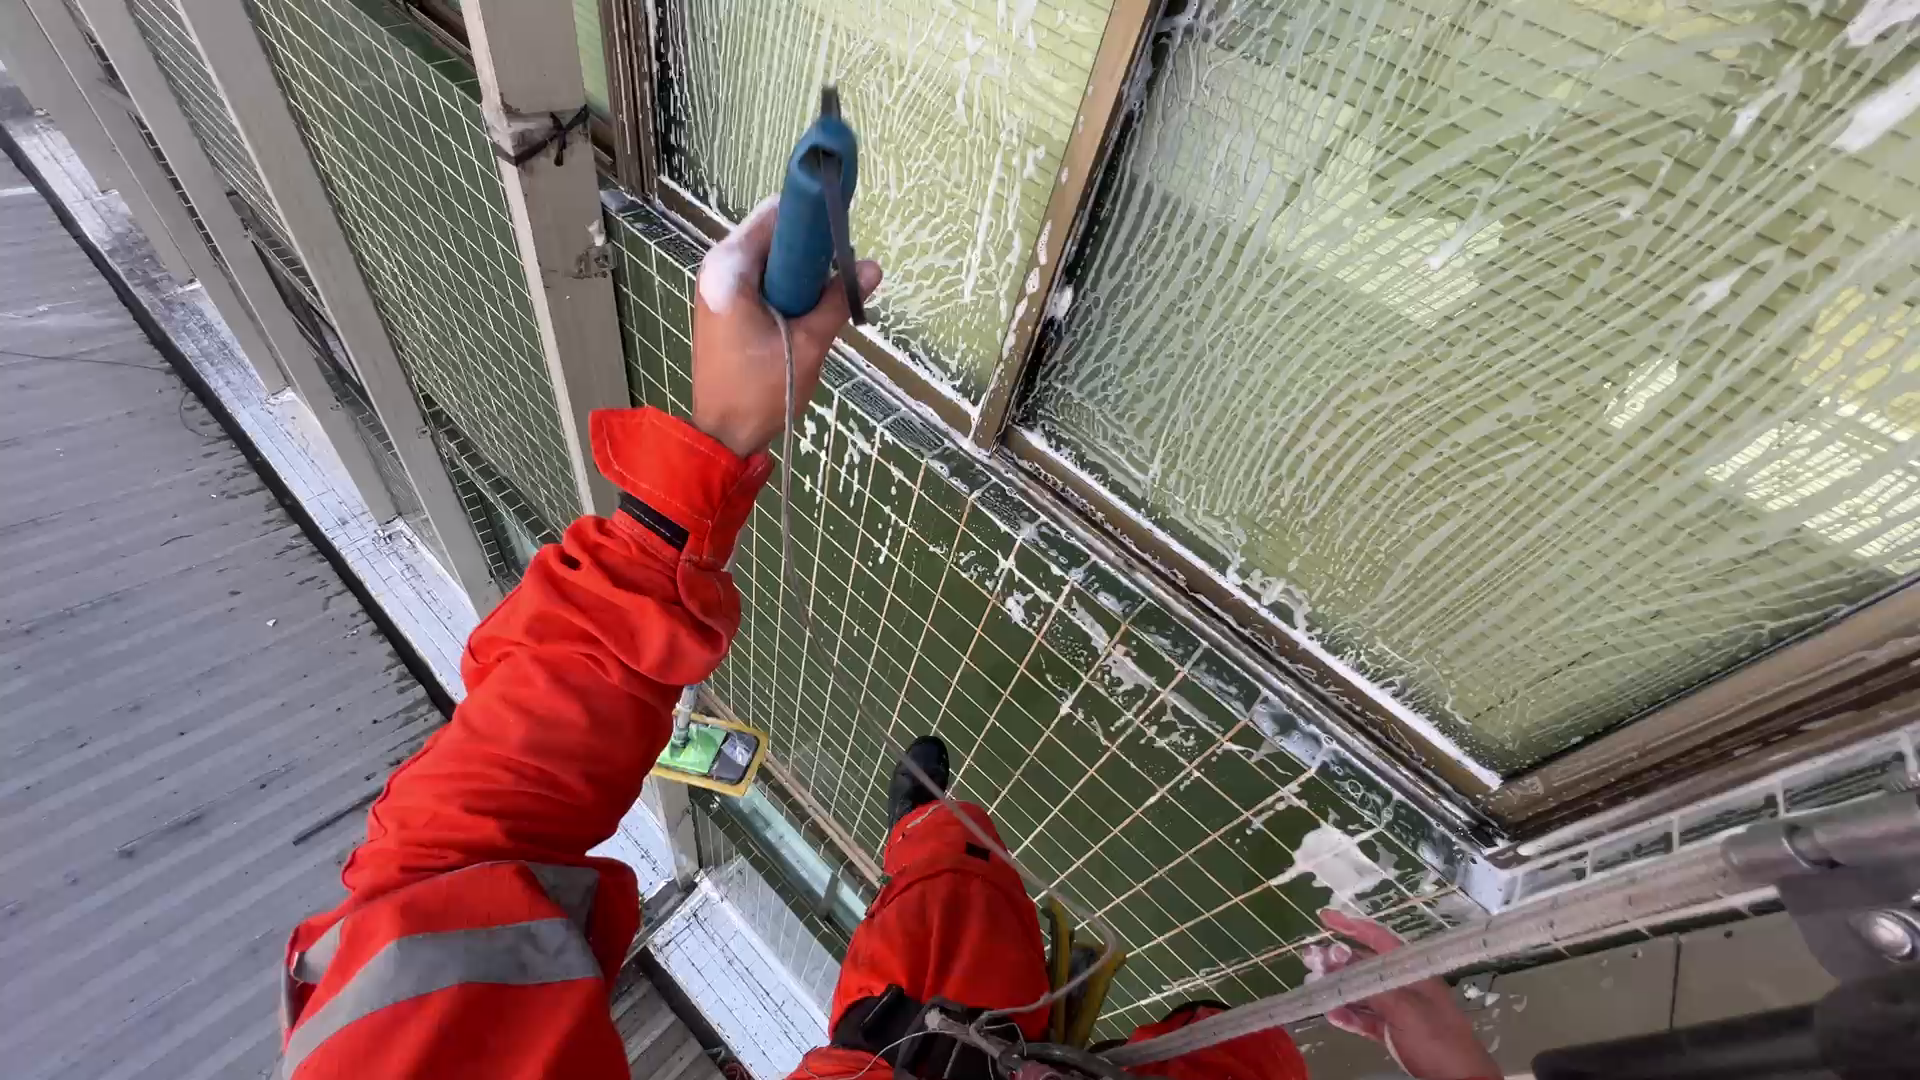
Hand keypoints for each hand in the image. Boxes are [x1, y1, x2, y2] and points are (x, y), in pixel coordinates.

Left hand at [690, 195, 882, 456]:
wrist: (723, 437)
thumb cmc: (760, 392)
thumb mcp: (808, 345)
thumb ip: (838, 302)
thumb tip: (872, 267)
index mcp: (730, 267)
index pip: (776, 215)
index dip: (813, 219)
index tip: (845, 235)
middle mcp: (718, 269)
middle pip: (775, 238)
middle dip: (811, 255)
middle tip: (840, 283)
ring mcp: (719, 289)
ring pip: (772, 264)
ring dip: (803, 279)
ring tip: (824, 307)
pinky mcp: (726, 310)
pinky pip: (764, 286)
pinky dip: (788, 294)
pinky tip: (806, 320)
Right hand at [1307, 909, 1499, 1079]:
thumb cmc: (1437, 1039)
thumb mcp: (1403, 1008)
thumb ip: (1368, 982)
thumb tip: (1334, 955)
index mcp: (1412, 971)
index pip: (1378, 938)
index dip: (1351, 925)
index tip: (1324, 917)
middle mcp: (1403, 986)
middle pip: (1364, 965)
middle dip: (1336, 961)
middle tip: (1309, 958)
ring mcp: (1398, 1010)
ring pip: (1361, 992)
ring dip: (1337, 988)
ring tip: (1313, 986)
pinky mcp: (1393, 1033)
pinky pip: (1364, 1018)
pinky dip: (1347, 1015)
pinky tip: (1331, 1014)